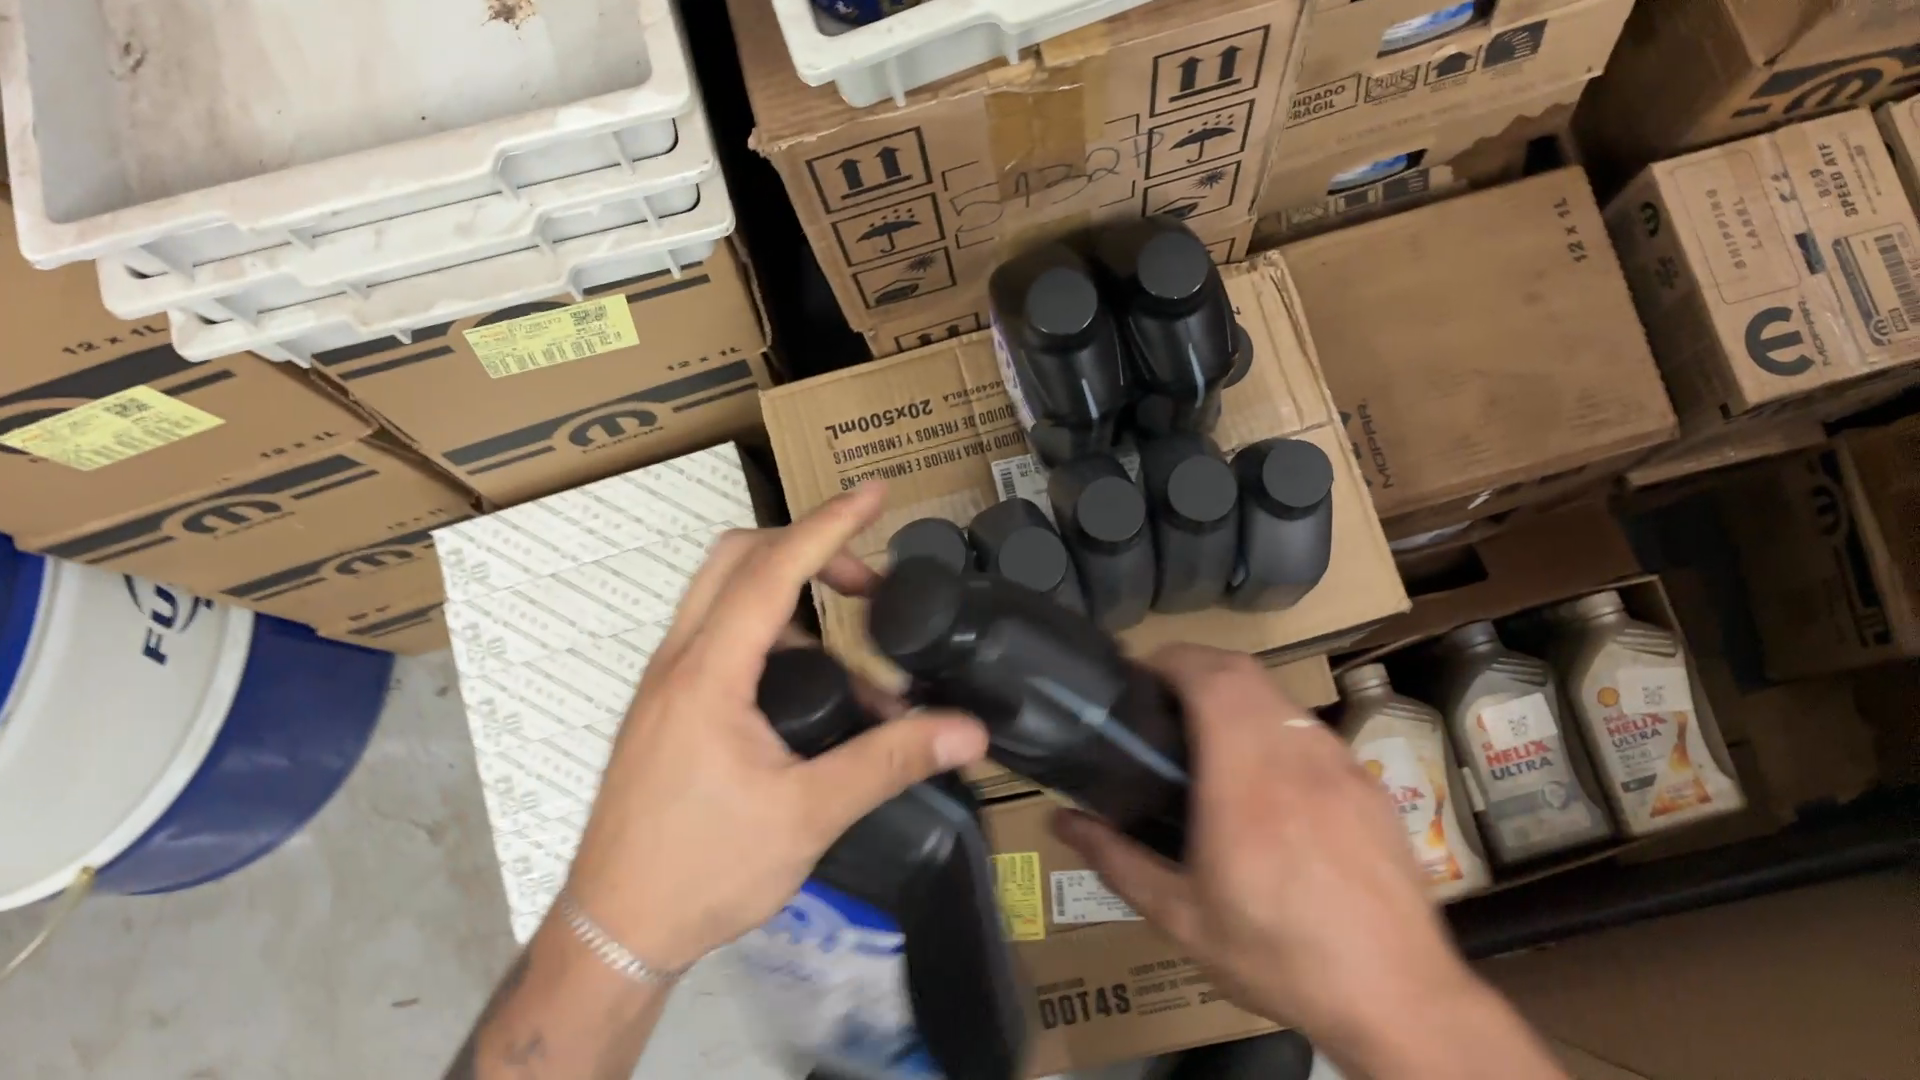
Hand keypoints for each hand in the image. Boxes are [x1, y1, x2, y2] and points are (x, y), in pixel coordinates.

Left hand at [565, 484, 989, 972]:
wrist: (615, 930)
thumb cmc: (704, 871)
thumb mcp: (809, 815)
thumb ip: (890, 762)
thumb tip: (968, 732)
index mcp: (708, 672)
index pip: (773, 570)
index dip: (830, 524)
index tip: (874, 492)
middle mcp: (678, 661)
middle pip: (736, 559)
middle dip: (807, 548)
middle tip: (866, 583)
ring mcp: (664, 683)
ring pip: (722, 596)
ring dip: (786, 592)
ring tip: (849, 644)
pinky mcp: (665, 708)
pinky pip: (717, 637)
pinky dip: (768, 633)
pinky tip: (808, 690)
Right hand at [1052, 646, 1553, 1077]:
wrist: (1401, 998)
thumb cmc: (1280, 957)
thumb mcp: (1183, 918)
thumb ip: (1118, 860)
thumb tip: (1061, 823)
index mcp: (1244, 778)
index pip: (1211, 677)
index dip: (1171, 659)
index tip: (1139, 675)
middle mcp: (1295, 755)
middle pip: (1243, 672)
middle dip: (1196, 668)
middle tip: (1161, 700)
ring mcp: (1340, 765)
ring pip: (1279, 697)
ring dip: (1236, 696)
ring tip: (1206, 737)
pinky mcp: (1369, 785)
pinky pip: (1311, 731)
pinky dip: (1274, 728)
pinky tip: (1267, 781)